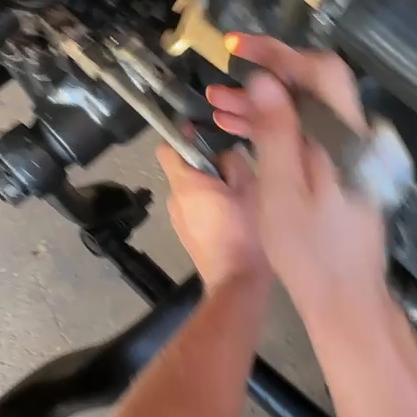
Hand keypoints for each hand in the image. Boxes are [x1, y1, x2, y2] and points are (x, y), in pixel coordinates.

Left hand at [156, 144, 270, 291]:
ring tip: (238, 198)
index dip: (182, 137)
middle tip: (235, 173)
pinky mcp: (186, 236)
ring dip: (209, 188)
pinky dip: (208, 206)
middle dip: (205, 166)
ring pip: (191, 191)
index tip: (201, 134)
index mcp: (185, 184)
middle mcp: (174, 199)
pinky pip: (194, 209)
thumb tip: (223, 157)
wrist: (237, 281)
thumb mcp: (249, 187)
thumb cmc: (244, 230)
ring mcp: (178, 220)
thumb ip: (233, 162)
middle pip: (183, 170)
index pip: (166, 149)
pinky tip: (232, 219)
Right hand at [205, 35, 387, 312]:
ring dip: (261, 105)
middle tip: (219, 81)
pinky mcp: (336, 170)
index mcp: (342, 137)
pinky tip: (237, 131)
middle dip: (263, 78)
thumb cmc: (310, 251)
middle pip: (310, 87)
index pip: (318, 71)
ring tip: (215, 106)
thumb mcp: (283, 191)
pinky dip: (272, 129)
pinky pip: (302, 135)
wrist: (345, 298)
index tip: (237, 47)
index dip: (278, 52)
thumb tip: (266, 78)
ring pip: (302, 112)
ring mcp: (344, 154)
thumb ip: (277, 131)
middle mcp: (349, 137)